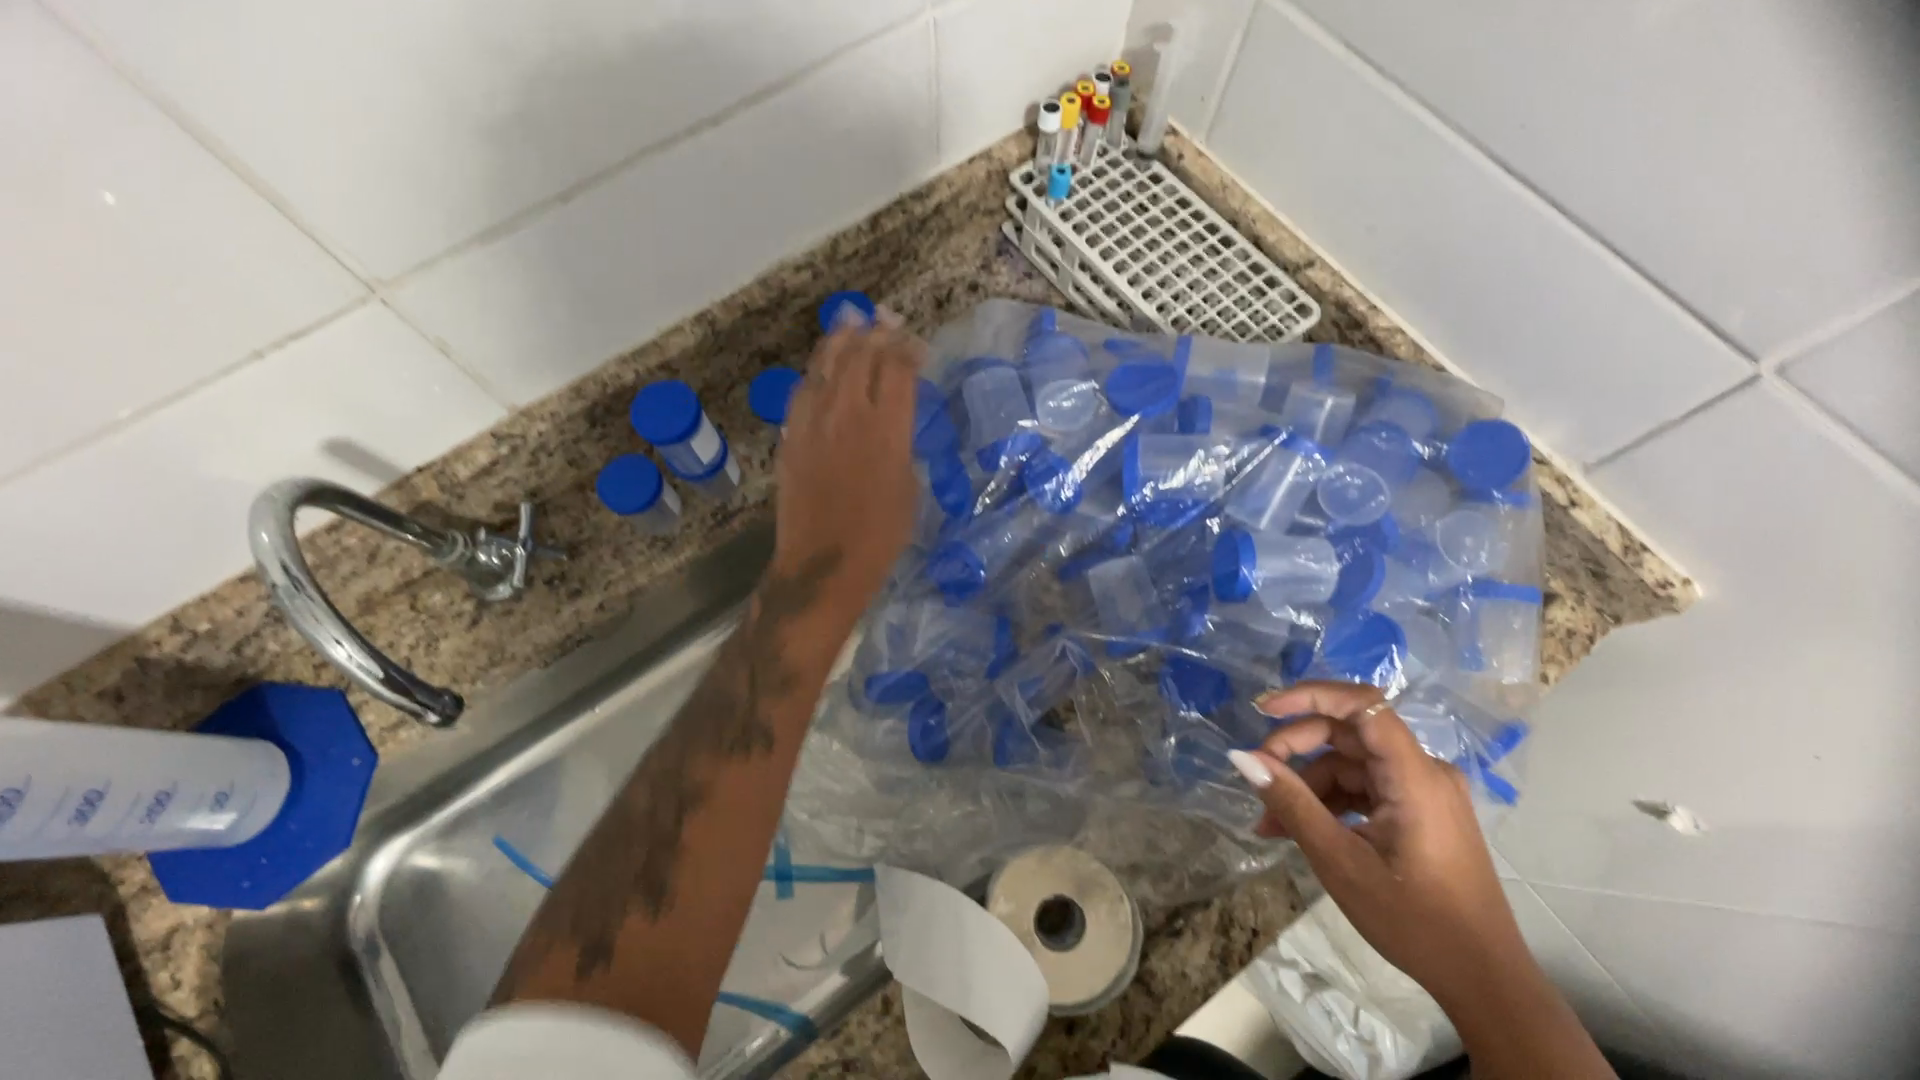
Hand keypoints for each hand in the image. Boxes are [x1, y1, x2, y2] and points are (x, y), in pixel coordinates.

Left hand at [769, 314, 922, 629]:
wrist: (824, 563)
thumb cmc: (881, 536)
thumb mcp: (909, 486)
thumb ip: (901, 442)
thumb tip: (893, 420)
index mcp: (886, 427)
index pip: (897, 368)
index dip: (908, 348)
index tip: (917, 345)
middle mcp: (848, 414)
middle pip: (861, 355)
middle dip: (877, 332)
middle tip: (886, 320)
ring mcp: (813, 422)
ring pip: (826, 365)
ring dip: (842, 340)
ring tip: (852, 322)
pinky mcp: (791, 436)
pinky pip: (803, 391)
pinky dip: (817, 373)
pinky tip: (823, 370)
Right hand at [1227, 681, 1527, 997]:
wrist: (1482, 977)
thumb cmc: (1413, 920)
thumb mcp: (1340, 860)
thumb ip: (1290, 802)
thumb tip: (1241, 758)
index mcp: (1415, 775)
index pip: (1362, 705)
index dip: (1310, 695)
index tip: (1263, 710)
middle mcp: (1425, 771)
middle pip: (1349, 734)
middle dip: (1296, 750)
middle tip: (1257, 779)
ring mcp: (1425, 792)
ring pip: (1351, 766)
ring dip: (1308, 786)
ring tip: (1270, 825)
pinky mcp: (1421, 812)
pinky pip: (1366, 790)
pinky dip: (1331, 803)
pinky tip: (1299, 829)